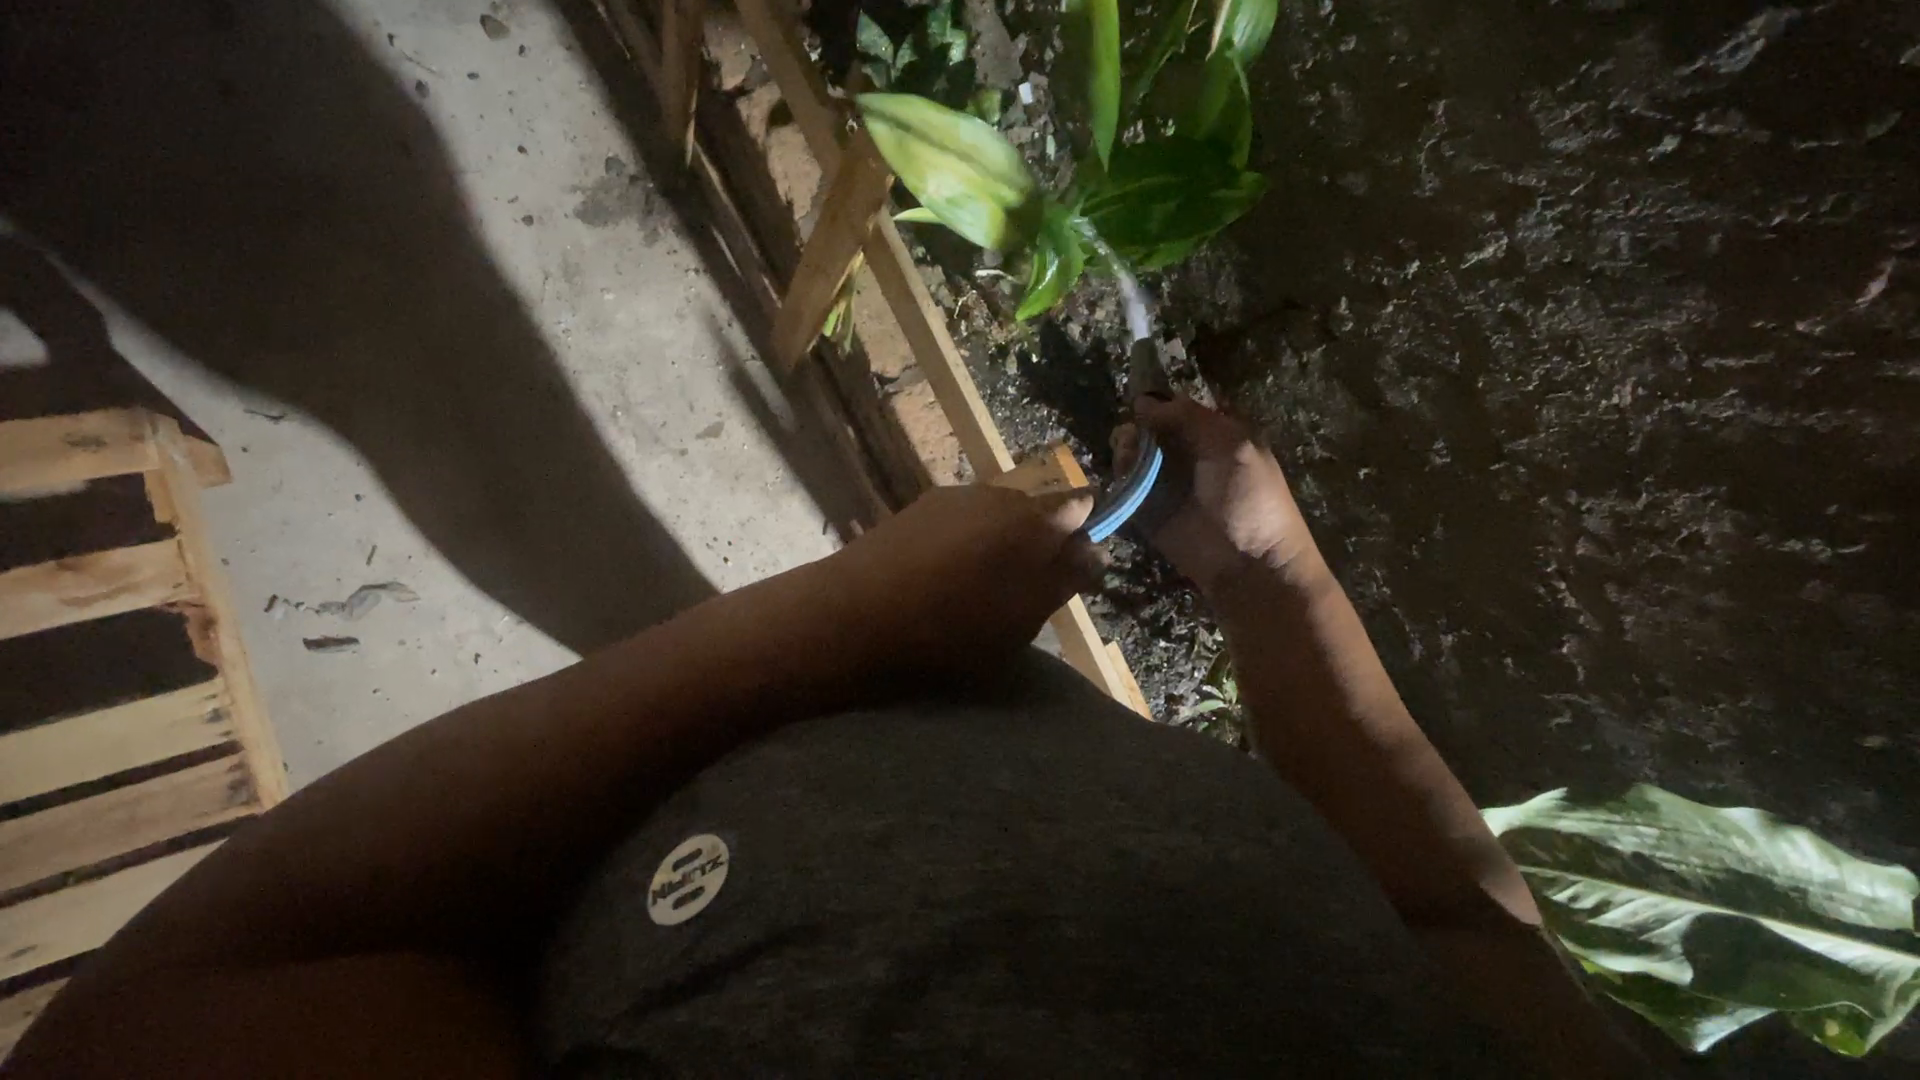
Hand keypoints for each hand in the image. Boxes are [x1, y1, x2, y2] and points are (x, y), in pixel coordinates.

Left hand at [822, 484, 1105, 676]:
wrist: (854, 615)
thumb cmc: (952, 627)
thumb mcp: (1023, 616)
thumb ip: (1065, 577)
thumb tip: (1096, 550)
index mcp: (1032, 518)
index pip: (1078, 504)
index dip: (1082, 531)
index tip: (1076, 564)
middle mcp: (996, 494)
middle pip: (1034, 508)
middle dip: (1040, 539)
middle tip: (1028, 586)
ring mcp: (952, 497)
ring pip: (994, 514)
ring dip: (999, 541)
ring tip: (983, 586)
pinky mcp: (916, 509)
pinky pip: (959, 521)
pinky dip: (965, 543)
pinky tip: (946, 577)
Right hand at [1114, 395, 1321, 594]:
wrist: (1248, 562)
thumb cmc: (1250, 497)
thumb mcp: (1231, 444)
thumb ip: (1189, 418)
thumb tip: (1143, 403)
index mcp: (1213, 435)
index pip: (1176, 410)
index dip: (1157, 405)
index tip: (1140, 404)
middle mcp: (1186, 456)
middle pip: (1149, 431)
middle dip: (1138, 428)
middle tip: (1132, 434)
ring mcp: (1165, 484)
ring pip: (1134, 456)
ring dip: (1126, 450)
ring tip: (1127, 453)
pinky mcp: (1146, 510)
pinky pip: (1126, 487)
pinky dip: (1120, 477)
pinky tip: (1122, 473)